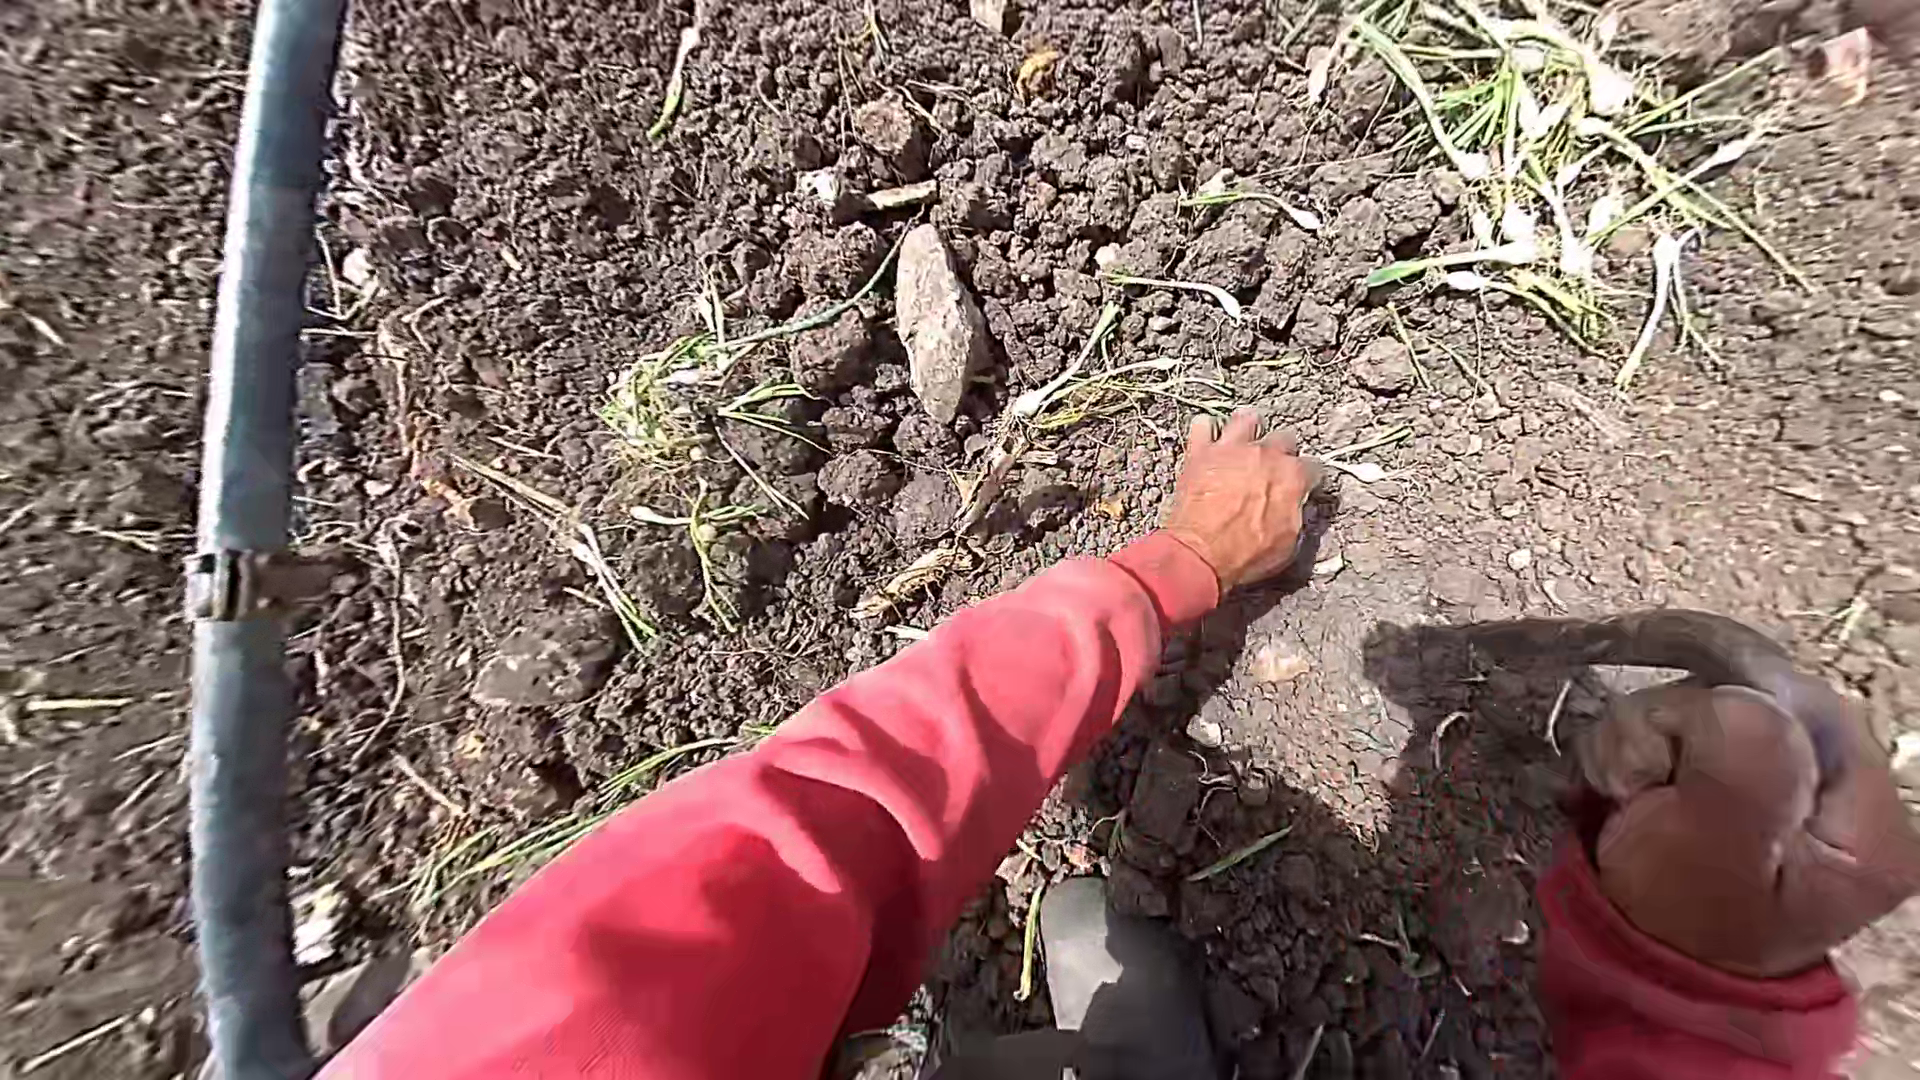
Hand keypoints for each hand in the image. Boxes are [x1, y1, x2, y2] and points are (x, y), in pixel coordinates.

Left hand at [1161, 409, 1317, 591]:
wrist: (1199, 552)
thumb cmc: (1244, 554)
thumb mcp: (1288, 544)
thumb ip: (1296, 514)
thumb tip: (1295, 506)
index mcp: (1293, 477)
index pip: (1313, 467)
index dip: (1307, 479)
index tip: (1300, 488)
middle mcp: (1266, 455)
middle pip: (1283, 439)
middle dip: (1280, 452)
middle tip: (1268, 469)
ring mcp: (1231, 450)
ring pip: (1246, 420)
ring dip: (1247, 429)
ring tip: (1241, 443)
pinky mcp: (1200, 453)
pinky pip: (1202, 426)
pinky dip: (1204, 432)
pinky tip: (1206, 443)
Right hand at [1580, 676, 1919, 976]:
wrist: (1633, 941)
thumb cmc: (1682, 903)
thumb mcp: (1719, 843)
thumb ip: (1744, 767)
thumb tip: (1736, 696)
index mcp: (1853, 813)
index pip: (1810, 710)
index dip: (1733, 704)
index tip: (1672, 735)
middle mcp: (1804, 787)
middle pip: (1729, 703)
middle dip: (1661, 728)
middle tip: (1639, 777)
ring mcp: (1739, 779)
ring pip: (1673, 711)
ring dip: (1626, 739)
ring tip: (1621, 788)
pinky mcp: (1683, 774)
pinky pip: (1640, 730)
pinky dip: (1612, 749)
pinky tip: (1612, 784)